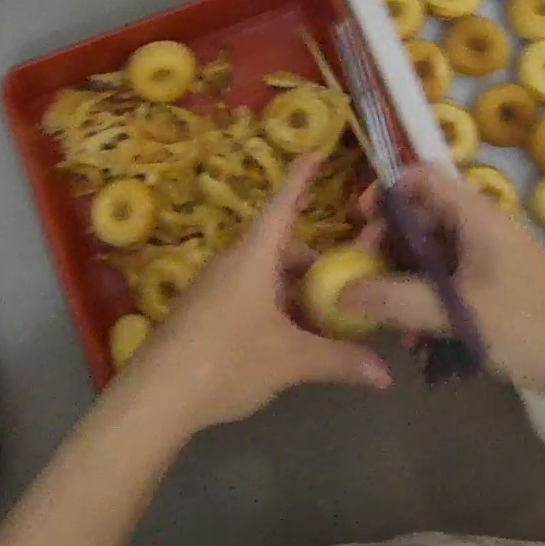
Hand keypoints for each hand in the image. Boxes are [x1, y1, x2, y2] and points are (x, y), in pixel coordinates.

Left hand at [119, 155, 392, 436]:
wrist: (157, 394)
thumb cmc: (227, 360)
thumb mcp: (290, 361)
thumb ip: (340, 361)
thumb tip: (387, 375)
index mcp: (253, 257)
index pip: (282, 205)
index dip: (301, 178)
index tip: (316, 151)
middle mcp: (233, 262)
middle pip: (279, 247)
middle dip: (313, 263)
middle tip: (346, 284)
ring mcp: (215, 287)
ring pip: (265, 275)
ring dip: (295, 291)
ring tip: (326, 320)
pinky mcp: (204, 311)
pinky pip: (249, 295)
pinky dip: (275, 306)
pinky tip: (291, 340)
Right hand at [340, 164, 544, 395]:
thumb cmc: (529, 329)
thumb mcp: (456, 314)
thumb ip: (396, 300)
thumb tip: (342, 293)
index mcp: (476, 216)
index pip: (422, 176)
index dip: (387, 188)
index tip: (361, 221)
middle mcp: (481, 226)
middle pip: (421, 213)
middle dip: (388, 241)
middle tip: (366, 273)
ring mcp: (489, 255)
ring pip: (431, 249)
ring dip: (404, 276)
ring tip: (388, 315)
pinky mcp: (494, 283)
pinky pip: (447, 276)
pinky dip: (426, 295)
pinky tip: (416, 333)